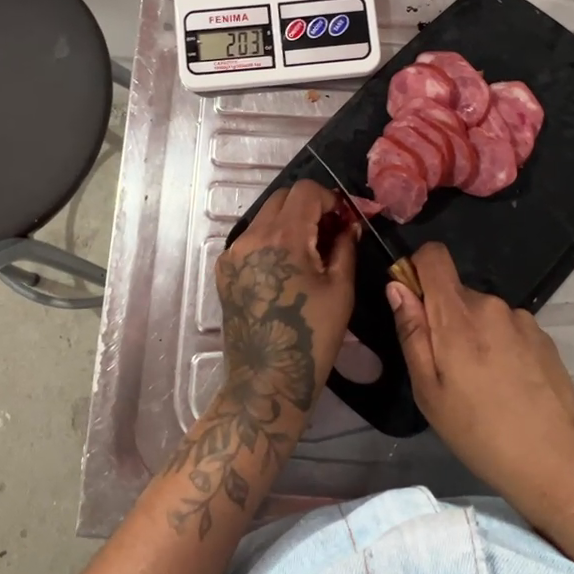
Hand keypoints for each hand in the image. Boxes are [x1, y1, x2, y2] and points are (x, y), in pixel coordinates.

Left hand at [214, 180, 358, 431]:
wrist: (266, 382)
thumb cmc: (312, 337)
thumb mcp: (341, 290)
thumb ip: (345, 247)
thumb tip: (348, 225)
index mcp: (282, 237)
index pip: (305, 191)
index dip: (330, 198)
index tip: (346, 219)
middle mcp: (251, 237)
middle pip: (282, 198)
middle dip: (310, 206)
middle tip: (331, 232)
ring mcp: (233, 253)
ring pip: (265, 217)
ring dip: (290, 222)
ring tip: (312, 252)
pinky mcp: (224, 270)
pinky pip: (252, 239)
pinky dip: (273, 241)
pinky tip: (289, 269)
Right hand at [387, 243, 573, 516]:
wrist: (560, 465)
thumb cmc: (481, 433)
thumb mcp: (429, 391)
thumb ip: (412, 333)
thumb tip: (398, 287)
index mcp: (458, 315)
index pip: (434, 256)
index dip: (417, 269)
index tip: (413, 305)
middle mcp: (492, 306)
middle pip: (456, 292)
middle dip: (444, 320)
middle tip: (447, 372)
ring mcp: (522, 321)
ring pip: (482, 314)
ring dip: (473, 337)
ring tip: (481, 388)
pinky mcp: (544, 338)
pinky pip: (507, 330)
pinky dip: (499, 348)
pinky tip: (508, 390)